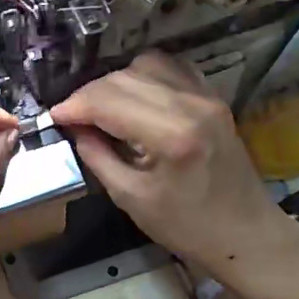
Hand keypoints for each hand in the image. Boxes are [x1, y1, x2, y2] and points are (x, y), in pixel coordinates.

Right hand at [51, 52, 298, 298]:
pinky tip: (133, 100)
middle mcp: (190, 104)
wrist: (245, 233)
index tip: (53, 118)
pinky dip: (145, 78)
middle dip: (90, 94)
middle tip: (71, 118)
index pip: (108, 100)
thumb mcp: (130, 198)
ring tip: (101, 109)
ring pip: (146, 65)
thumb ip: (98, 157)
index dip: (74, 105)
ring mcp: (206, 96)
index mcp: (170, 134)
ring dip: (116, 83)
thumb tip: (74, 129)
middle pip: (124, 77)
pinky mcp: (214, 98)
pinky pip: (171, 70)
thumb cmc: (187, 227)